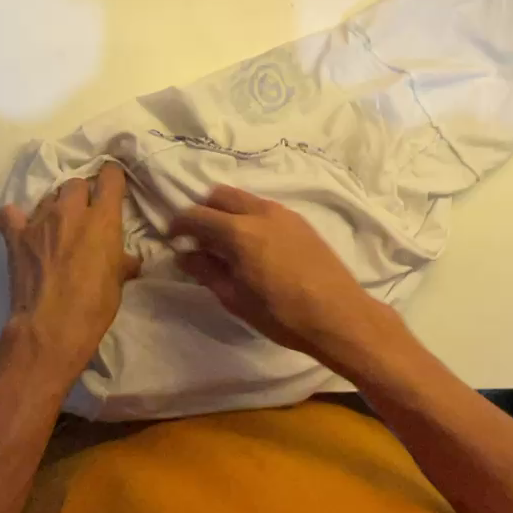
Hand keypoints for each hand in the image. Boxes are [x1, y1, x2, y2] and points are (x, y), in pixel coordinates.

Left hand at [0, 164, 141, 377]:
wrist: (52, 327)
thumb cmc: (94, 306)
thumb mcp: (119, 282)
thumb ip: (121, 261)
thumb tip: (127, 260)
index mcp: (102, 218)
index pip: (110, 177)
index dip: (112, 178)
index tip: (112, 187)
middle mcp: (70, 211)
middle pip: (76, 183)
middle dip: (82, 194)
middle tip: (84, 215)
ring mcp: (39, 221)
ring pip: (48, 196)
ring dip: (55, 207)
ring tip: (56, 226)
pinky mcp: (15, 236)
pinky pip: (11, 214)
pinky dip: (17, 218)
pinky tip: (22, 228)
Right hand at [171, 186, 402, 367]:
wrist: (339, 316)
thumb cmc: (282, 315)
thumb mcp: (235, 298)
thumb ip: (207, 271)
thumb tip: (185, 254)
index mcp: (239, 232)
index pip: (197, 216)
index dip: (179, 226)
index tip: (173, 240)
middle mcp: (261, 213)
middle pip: (220, 195)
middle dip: (204, 212)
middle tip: (199, 240)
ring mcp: (284, 214)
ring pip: (244, 199)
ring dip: (228, 213)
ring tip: (227, 244)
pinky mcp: (300, 222)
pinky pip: (265, 209)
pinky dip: (249, 218)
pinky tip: (254, 247)